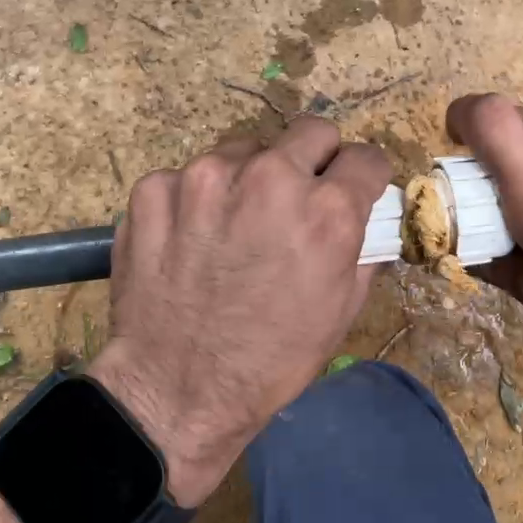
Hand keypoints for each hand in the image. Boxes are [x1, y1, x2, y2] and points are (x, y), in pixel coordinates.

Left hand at [88, 116, 391, 506]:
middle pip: (311, 131)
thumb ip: (361, 247)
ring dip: (250, 177)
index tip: (352, 189)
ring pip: (246, 150)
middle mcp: (270, 177)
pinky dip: (196, 199)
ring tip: (233, 225)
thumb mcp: (341, 309)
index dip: (362, 177)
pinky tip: (190, 239)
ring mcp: (206, 176)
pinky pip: (190, 175)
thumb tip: (366, 216)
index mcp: (326, 209)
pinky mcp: (156, 187)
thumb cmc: (272, 360)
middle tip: (297, 197)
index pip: (365, 157)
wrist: (175, 390)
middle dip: (314, 159)